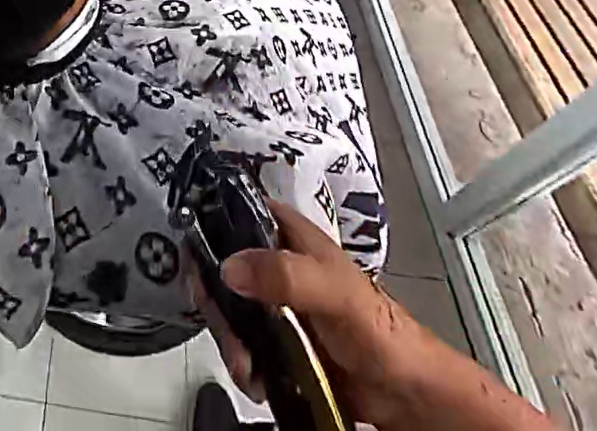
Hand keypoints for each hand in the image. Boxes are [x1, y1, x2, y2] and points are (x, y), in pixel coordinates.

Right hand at [198, 200, 546, 430]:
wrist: (400, 387)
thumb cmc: (375, 324)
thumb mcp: (330, 288)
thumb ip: (283, 274)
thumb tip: (232, 267)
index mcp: (284, 232)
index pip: (233, 210)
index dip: (208, 225)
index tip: (197, 256)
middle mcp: (272, 260)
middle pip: (220, 264)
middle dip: (215, 298)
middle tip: (224, 323)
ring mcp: (271, 300)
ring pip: (226, 306)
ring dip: (228, 337)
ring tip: (246, 364)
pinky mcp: (272, 337)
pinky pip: (240, 342)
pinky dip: (241, 361)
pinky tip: (256, 375)